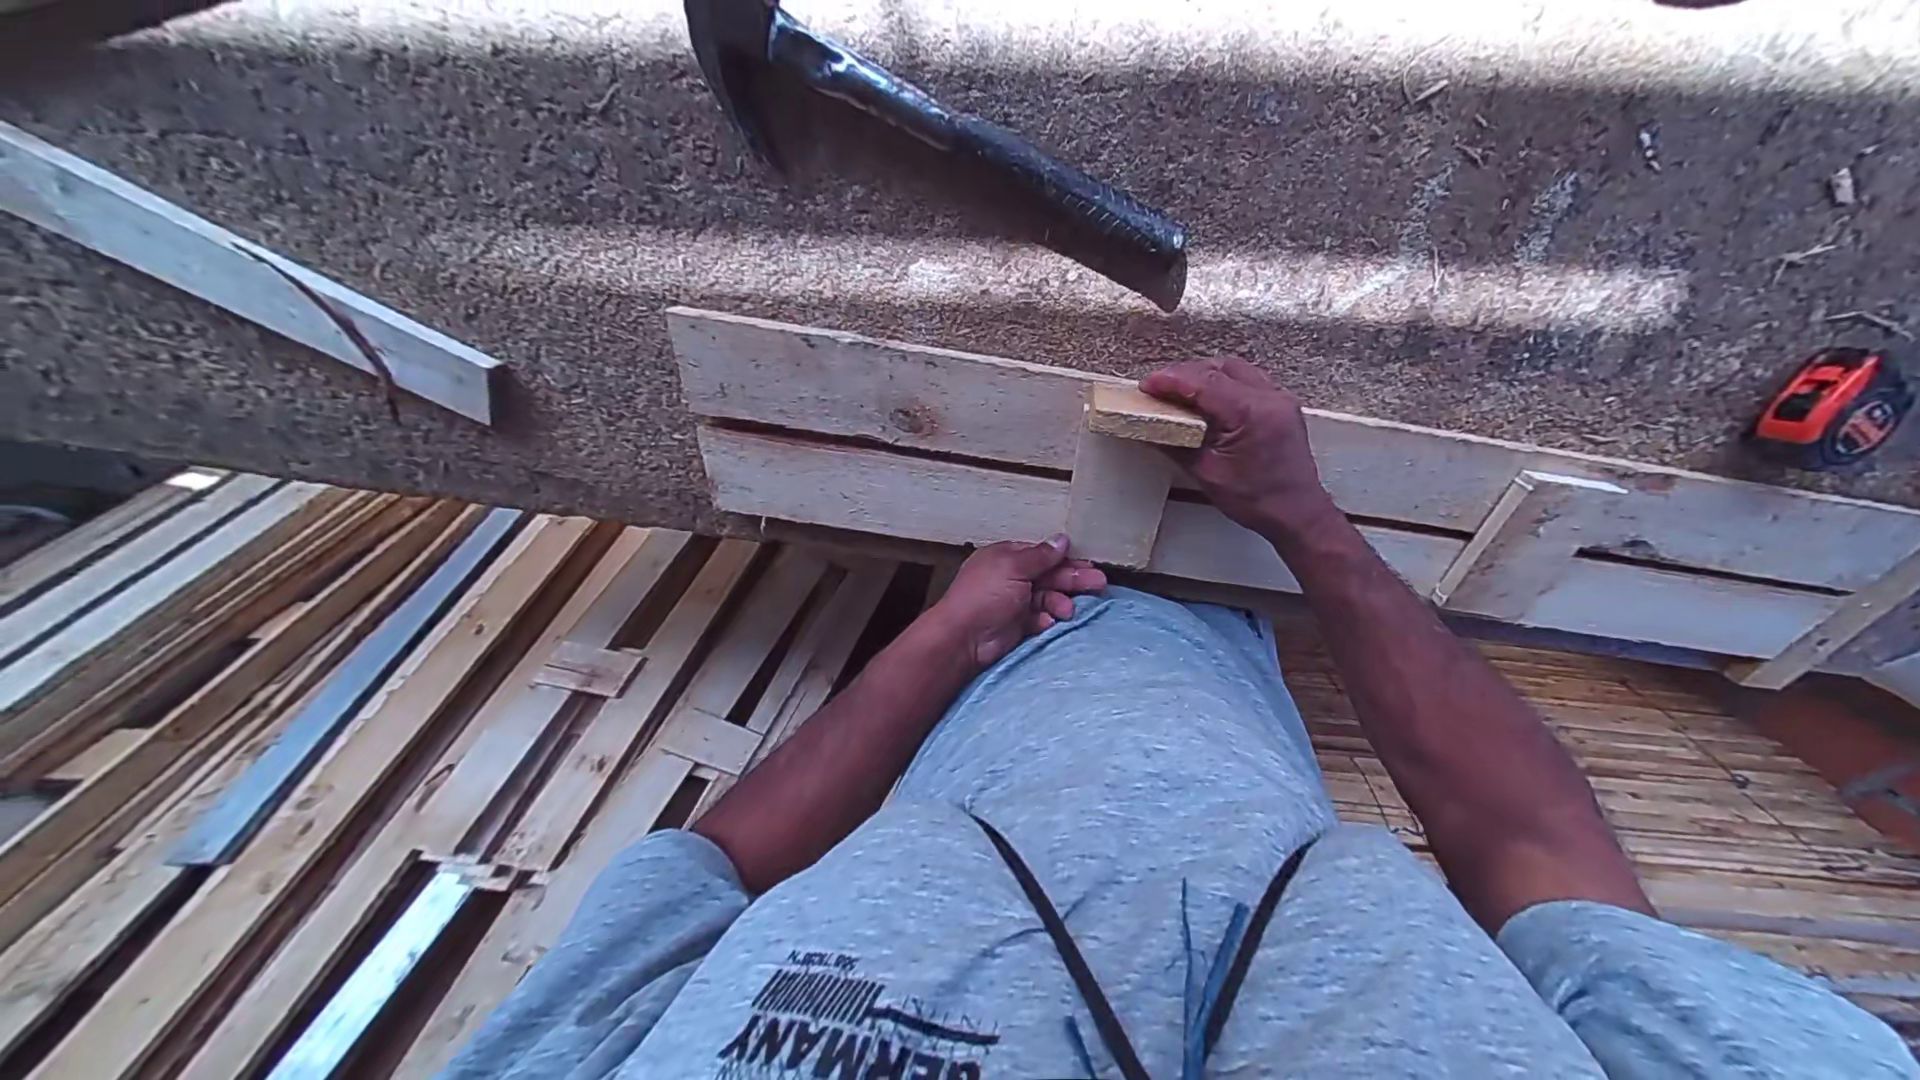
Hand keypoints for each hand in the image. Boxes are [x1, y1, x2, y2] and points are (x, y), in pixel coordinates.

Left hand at [924, 535, 1106, 671]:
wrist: (963, 639)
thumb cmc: (984, 596)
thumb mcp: (1013, 567)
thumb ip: (1041, 555)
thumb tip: (1061, 540)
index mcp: (1006, 557)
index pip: (1041, 554)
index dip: (1064, 559)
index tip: (1087, 564)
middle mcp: (1011, 577)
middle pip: (1048, 575)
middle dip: (1073, 579)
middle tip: (1099, 583)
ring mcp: (1014, 602)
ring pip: (1047, 597)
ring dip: (1060, 602)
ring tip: (1069, 610)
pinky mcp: (1017, 625)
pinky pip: (1040, 618)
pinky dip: (1047, 619)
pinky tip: (1051, 621)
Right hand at [1140, 358, 1337, 538]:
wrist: (1295, 512)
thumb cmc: (1256, 499)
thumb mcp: (1205, 472)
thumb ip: (1175, 444)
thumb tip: (1150, 428)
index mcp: (1251, 413)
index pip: (1204, 382)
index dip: (1171, 379)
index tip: (1148, 385)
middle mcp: (1270, 398)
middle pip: (1219, 368)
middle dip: (1185, 373)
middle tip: (1158, 388)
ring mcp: (1279, 399)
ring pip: (1234, 370)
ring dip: (1204, 375)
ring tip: (1178, 392)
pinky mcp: (1281, 405)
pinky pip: (1248, 380)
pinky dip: (1223, 383)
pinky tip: (1206, 398)